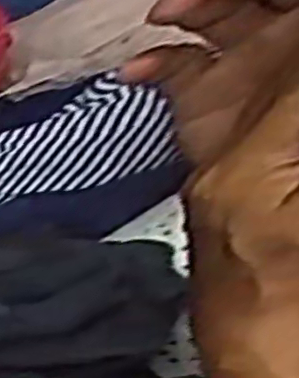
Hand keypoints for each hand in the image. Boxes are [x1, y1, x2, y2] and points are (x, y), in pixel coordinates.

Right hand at [127, 0, 298, 300]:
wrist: (266, 302)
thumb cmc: (275, 250)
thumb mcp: (261, 174)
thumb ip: (274, 99)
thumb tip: (270, 35)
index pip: (298, 15)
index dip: (273, 2)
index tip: (232, 2)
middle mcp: (295, 76)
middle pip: (277, 9)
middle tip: (185, 2)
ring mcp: (258, 94)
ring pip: (240, 22)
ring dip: (205, 10)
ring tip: (167, 9)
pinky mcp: (216, 121)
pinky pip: (193, 73)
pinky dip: (165, 60)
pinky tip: (138, 67)